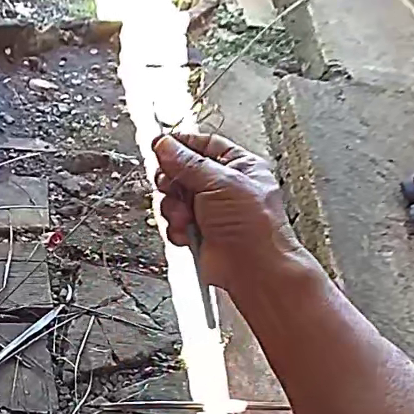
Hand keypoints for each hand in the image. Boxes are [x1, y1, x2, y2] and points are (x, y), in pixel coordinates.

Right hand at [153, 132, 299, 292]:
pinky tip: (188, 233)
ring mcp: (208, 211)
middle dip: (172, 183)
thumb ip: (187, 163)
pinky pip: (173, 223)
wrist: (252, 268)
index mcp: (238, 167)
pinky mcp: (197, 232)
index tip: (159, 145)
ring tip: (188, 218)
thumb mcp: (220, 182)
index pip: (203, 146)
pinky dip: (176, 229)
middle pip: (181, 173)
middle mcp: (222, 188)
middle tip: (173, 187)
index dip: (180, 145)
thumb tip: (165, 145)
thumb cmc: (254, 226)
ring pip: (172, 200)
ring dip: (174, 209)